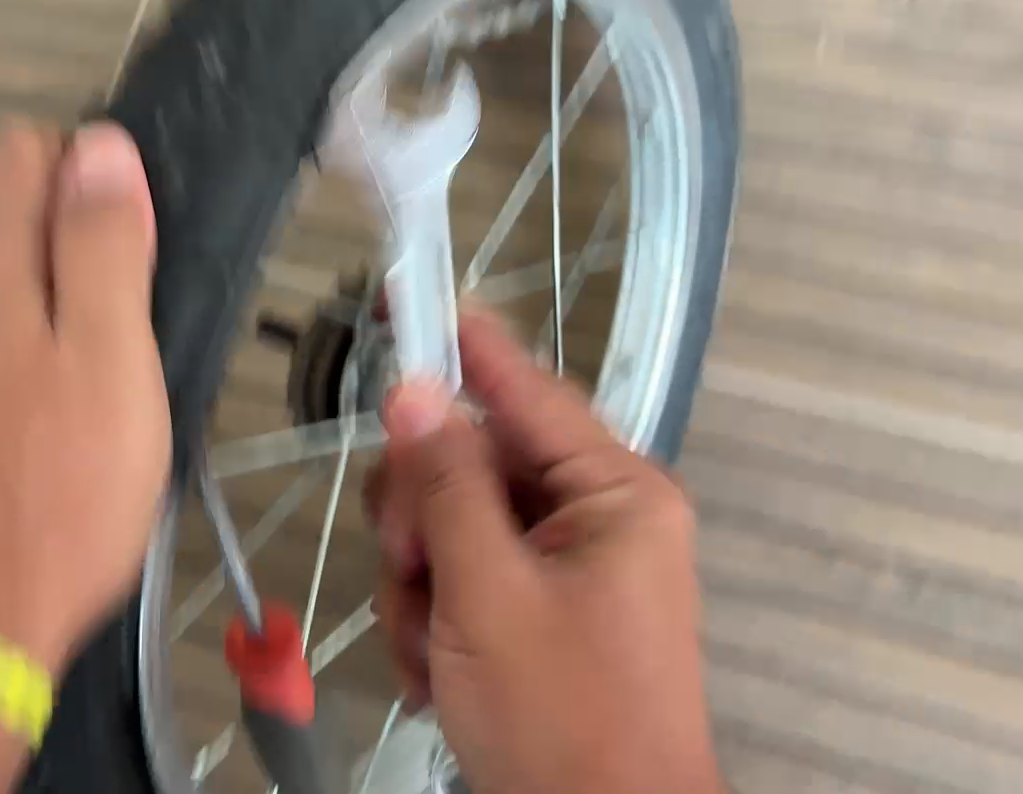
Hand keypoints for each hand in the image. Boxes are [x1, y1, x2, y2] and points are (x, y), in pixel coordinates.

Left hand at [0, 121, 169, 667]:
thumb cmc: (58, 486)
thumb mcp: (111, 355)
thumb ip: (105, 244)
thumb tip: (100, 145)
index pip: (27, 154)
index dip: (89, 168)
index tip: (133, 230)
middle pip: (14, 229)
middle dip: (80, 256)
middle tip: (133, 336)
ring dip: (54, 319)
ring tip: (101, 394)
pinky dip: (20, 369)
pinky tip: (50, 435)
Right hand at [368, 310, 723, 793]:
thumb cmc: (563, 723)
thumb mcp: (488, 595)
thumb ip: (446, 485)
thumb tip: (414, 393)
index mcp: (613, 492)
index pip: (526, 390)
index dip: (467, 344)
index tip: (415, 299)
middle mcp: (595, 511)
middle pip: (476, 459)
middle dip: (424, 514)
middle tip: (408, 565)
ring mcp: (566, 558)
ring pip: (457, 517)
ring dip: (422, 577)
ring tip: (429, 644)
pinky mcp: (540, 599)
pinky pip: (466, 567)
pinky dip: (436, 610)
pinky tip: (438, 667)